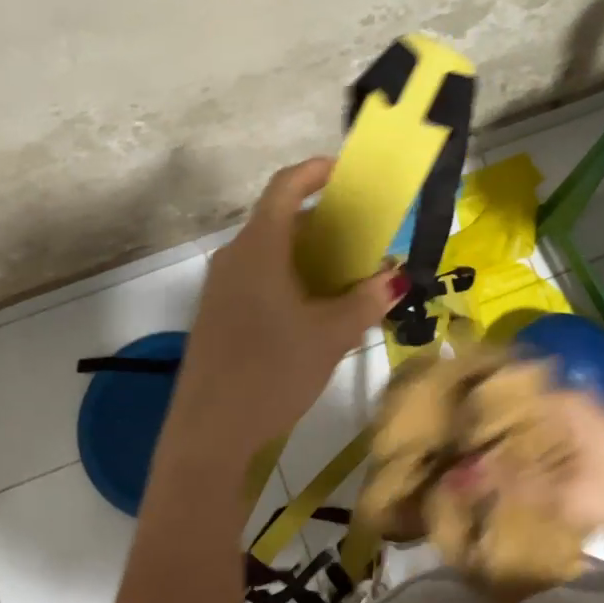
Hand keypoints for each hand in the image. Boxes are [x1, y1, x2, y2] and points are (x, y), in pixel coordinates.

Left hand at [166, 159, 401, 457]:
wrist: (210, 431)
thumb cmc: (273, 373)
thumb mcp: (331, 336)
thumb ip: (366, 301)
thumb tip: (393, 279)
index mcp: (259, 247)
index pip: (285, 187)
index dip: (316, 172)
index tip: (347, 174)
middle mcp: (234, 257)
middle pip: (281, 221)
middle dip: (325, 225)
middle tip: (364, 241)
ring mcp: (220, 287)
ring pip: (270, 253)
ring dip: (309, 257)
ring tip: (348, 280)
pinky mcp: (216, 314)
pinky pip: (258, 279)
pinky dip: (290, 280)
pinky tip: (315, 313)